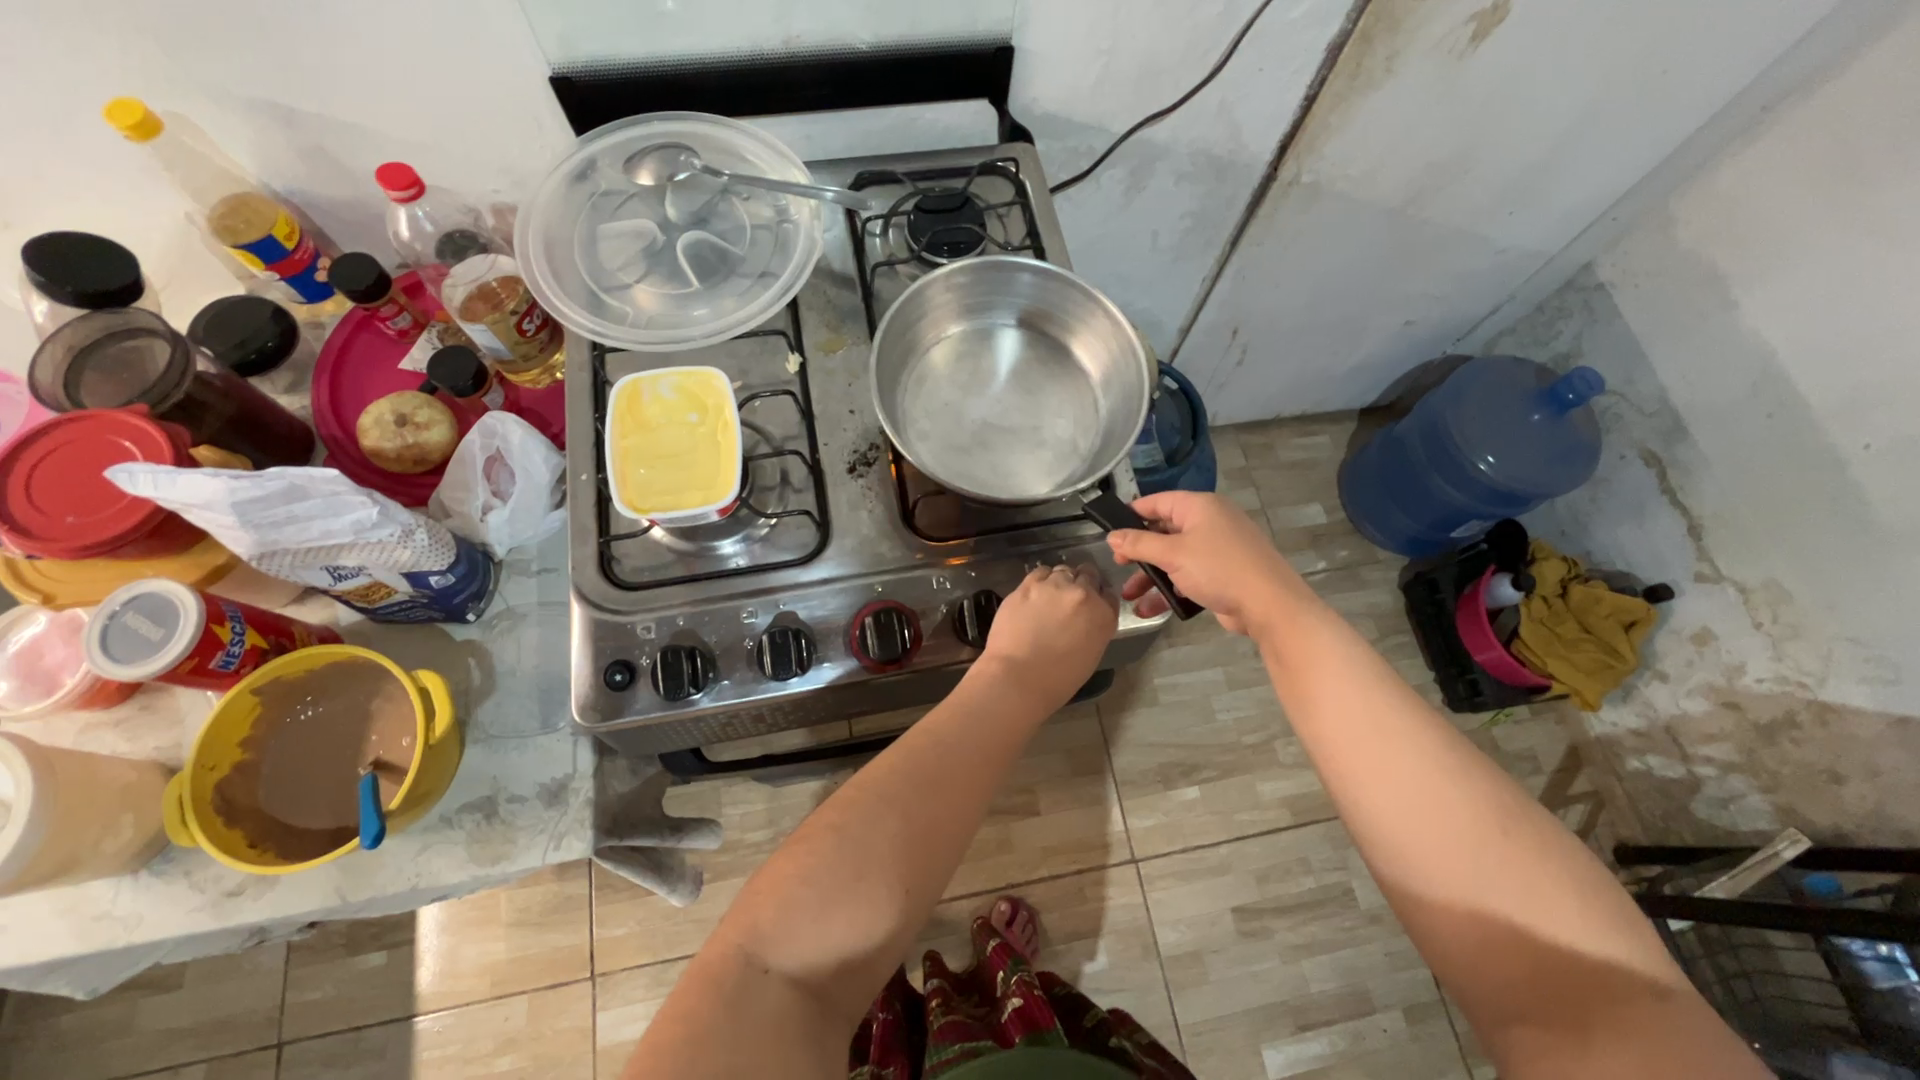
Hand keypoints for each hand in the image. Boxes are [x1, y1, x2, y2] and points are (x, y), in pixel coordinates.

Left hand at [976, 563, 1118, 704]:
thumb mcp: (1090, 654)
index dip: (1099, 597)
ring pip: (1063, 571)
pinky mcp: (1028, 585)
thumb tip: (1084, 619)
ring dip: (1060, 581)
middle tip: (1070, 599)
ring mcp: (1054, 586)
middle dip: (1082, 584)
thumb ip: (1093, 628)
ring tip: (1050, 597)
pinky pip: (1039, 572)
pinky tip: (1034, 594)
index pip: (1109, 594)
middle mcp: (1083, 594)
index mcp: (1103, 616)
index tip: (1091, 604)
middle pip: (1088, 575)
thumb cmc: (1057, 679)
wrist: (1018, 677)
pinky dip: (1040, 581)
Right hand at [1106, 491, 1310, 636]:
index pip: (1158, 502)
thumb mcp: (1172, 554)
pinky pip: (1188, 576)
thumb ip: (1139, 543)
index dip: (1132, 514)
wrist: (1268, 604)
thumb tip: (1112, 536)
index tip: (1109, 530)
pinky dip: (1170, 589)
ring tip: (1128, 595)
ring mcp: (1217, 549)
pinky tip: (1150, 608)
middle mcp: (1209, 522)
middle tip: (1118, 565)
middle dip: (1139, 551)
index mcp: (1200, 507)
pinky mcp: (1222, 574)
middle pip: (1165, 531)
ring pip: (1175, 558)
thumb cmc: (1218, 568)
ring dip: (1151, 576)